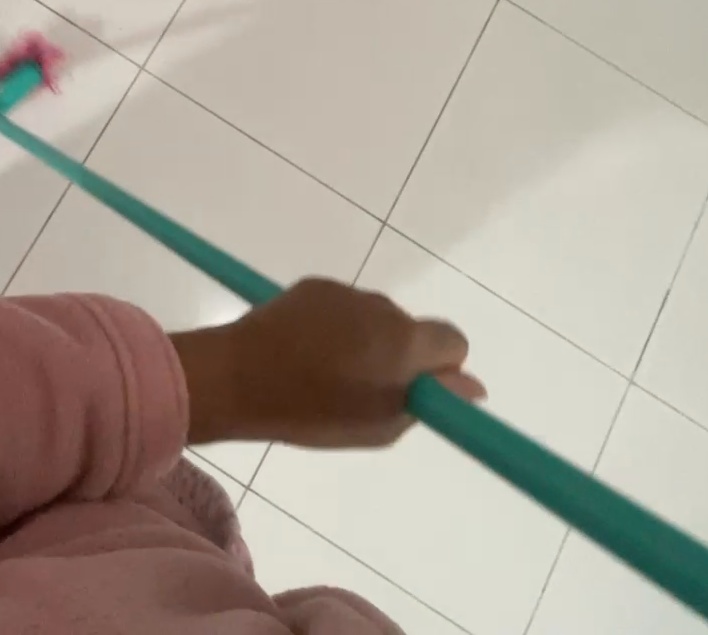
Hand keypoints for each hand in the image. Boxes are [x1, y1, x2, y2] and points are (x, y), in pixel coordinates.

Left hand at [170, 278, 485, 448]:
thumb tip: (468, 385)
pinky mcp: (310, 285)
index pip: (452, 340)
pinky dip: (334, 324)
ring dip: (363, 337)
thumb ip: (429, 400)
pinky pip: (339, 307)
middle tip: (360, 385)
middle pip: (408, 327)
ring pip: (372, 317)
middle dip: (397, 352)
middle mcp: (378, 305)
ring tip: (324, 368)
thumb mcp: (381, 423)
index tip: (412, 389)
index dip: (440, 366)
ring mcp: (341, 291)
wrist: (239, 375)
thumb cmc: (313, 412)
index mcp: (403, 340)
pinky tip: (304, 347)